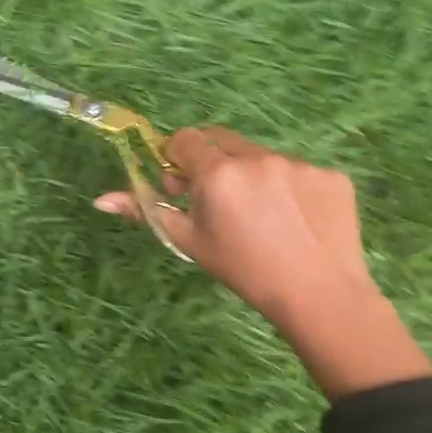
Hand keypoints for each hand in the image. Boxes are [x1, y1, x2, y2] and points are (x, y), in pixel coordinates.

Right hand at [96, 127, 431, 399]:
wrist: (318, 294)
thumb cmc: (240, 268)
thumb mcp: (186, 239)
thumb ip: (145, 210)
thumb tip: (100, 199)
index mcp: (217, 173)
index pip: (185, 139)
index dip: (175, 158)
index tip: (180, 185)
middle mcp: (257, 158)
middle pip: (219, 138)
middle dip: (208, 159)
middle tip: (213, 196)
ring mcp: (298, 164)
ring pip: (257, 155)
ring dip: (247, 173)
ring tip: (258, 214)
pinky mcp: (331, 175)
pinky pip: (295, 169)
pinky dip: (285, 185)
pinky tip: (291, 217)